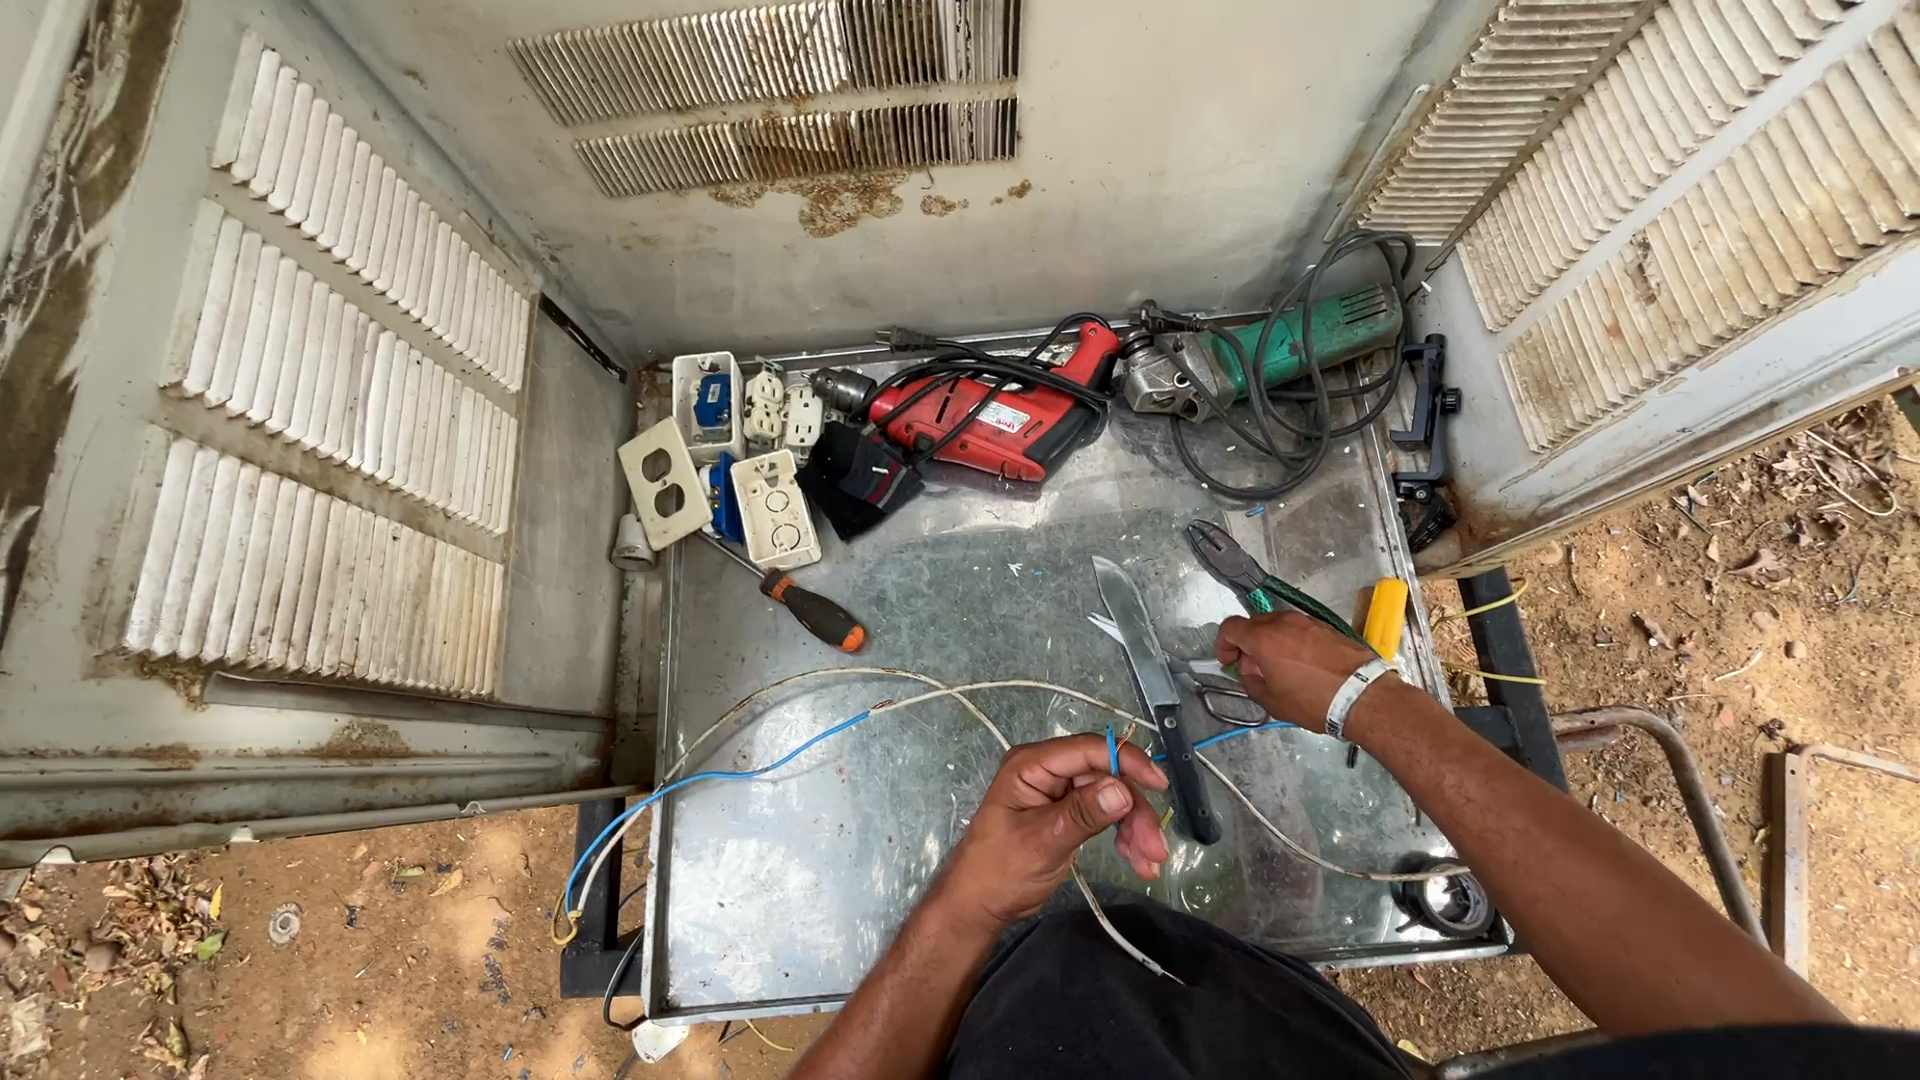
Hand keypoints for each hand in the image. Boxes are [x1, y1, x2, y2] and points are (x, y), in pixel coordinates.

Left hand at [932, 735, 1169, 929]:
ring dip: (1134, 827)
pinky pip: (1105, 813)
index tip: (1159, 785)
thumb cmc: (1000, 869)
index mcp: (1033, 764)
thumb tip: (1121, 789)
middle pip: (1106, 775)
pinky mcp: (1068, 811)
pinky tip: (1137, 860)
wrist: (978, 903)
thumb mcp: (1042, 842)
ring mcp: (1059, 791)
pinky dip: (1124, 835)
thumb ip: (1082, 814)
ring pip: (1111, 796)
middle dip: (1134, 810)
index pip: (1088, 749)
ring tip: (1149, 862)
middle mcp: (1048, 770)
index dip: (1127, 761)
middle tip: (1155, 848)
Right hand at [1214, 612, 1386, 733]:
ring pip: (1277, 624)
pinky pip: (1299, 629)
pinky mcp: (1328, 628)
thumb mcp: (1272, 701)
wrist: (1365, 697)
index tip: (1229, 661)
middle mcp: (1284, 623)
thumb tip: (1251, 672)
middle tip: (1254, 667)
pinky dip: (1292, 641)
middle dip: (1247, 643)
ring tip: (1280, 666)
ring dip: (1270, 641)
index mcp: (1264, 638)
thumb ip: (1251, 683)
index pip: (1230, 627)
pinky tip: (1303, 664)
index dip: (1223, 644)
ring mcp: (1308, 622)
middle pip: (1253, 624)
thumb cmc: (1314, 701)